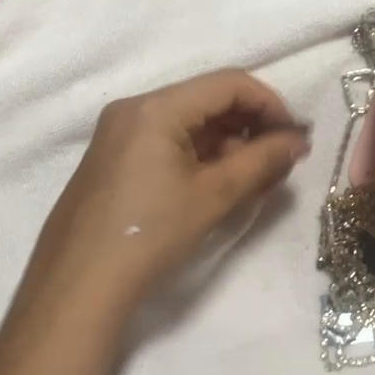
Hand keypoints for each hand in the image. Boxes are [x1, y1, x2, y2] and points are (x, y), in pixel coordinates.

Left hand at [27, 70, 310, 306]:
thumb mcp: (214, 196)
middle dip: (250, 124)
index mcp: (157, 106)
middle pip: (208, 98)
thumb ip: (262, 161)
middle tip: (280, 159)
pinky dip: (200, 152)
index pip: (229, 83)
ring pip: (190, 119)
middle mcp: (135, 107)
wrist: (76, 290)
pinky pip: (168, 137)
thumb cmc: (149, 236)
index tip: (294, 137)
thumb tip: (298, 141)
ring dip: (228, 141)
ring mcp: (119, 131)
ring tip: (255, 177)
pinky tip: (219, 182)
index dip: (270, 104)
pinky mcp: (113, 156)